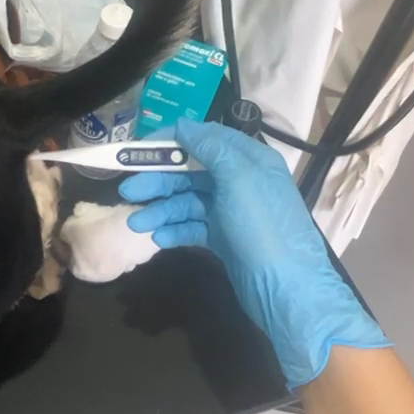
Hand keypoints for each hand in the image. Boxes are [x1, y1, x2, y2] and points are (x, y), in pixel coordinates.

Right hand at [120, 119, 387, 386]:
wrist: (287, 290)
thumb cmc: (263, 227)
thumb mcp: (239, 178)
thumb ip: (210, 148)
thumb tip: (182, 124)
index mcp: (248, 161)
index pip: (205, 138)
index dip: (172, 141)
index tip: (140, 149)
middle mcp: (239, 182)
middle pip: (190, 173)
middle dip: (159, 181)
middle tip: (127, 191)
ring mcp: (230, 213)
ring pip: (187, 202)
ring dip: (161, 210)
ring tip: (136, 224)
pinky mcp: (223, 239)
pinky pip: (192, 227)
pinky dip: (174, 230)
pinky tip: (157, 239)